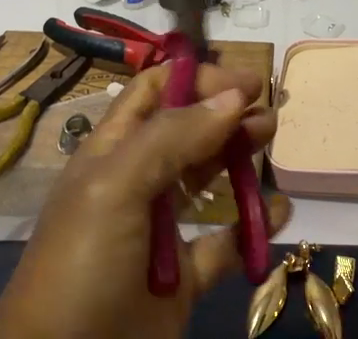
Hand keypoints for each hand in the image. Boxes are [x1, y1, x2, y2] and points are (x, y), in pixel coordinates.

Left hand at [0, 62, 293, 338]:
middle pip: (189, 129)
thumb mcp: (115, 187)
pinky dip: (252, 225)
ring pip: (208, 178)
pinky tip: (277, 211)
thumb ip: (172, 136)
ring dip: (241, 156)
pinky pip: (224, 242)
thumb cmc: (81, 265)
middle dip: (228, 113)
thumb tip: (234, 96)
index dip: (197, 78)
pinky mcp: (182, 279)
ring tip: (274, 142)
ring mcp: (160, 232)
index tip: (246, 83)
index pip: (155, 92)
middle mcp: (137, 182)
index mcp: (111, 152)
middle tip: (270, 112)